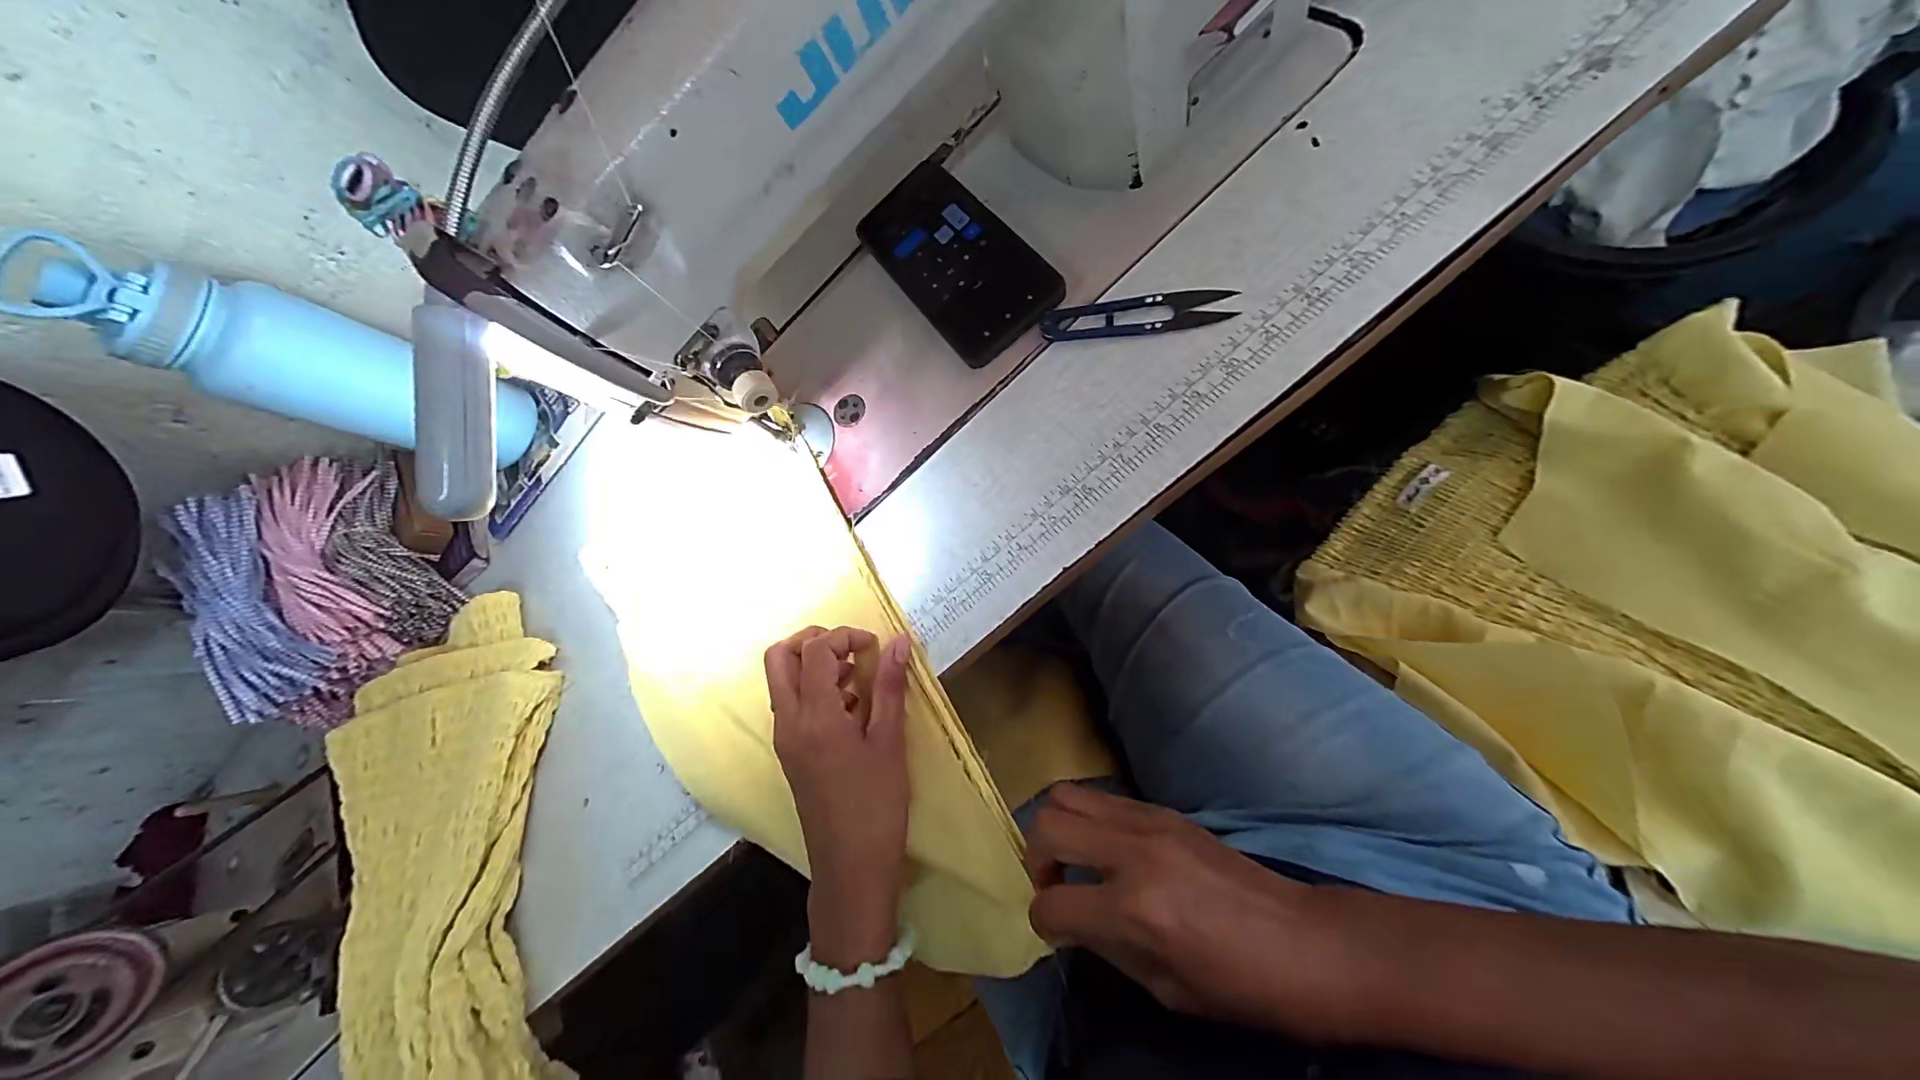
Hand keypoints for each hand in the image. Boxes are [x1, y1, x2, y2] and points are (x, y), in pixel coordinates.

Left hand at [766, 627, 912, 968]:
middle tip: (852, 649)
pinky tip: (852, 708)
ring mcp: (784, 739)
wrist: (850, 867)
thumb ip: (889, 687)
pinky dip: (814, 690)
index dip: (844, 635)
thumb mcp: (889, 742)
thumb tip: (897, 643)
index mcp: (814, 716)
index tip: (874, 644)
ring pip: (782, 680)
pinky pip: (792, 705)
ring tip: (858, 678)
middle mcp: (789, 721)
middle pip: (780, 656)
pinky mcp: (790, 753)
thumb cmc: (877, 805)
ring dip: (813, 665)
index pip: (814, 650)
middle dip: (814, 639)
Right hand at [1026, 784, 1353, 1035]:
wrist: (1304, 944)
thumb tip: (1068, 921)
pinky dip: (1091, 819)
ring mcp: (1150, 822)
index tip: (1055, 929)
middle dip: (1036, 859)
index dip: (1042, 922)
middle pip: (1047, 825)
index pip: (1051, 904)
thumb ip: (1104, 946)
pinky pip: (1105, 798)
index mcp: (1132, 909)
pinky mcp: (1166, 810)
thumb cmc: (1238, 985)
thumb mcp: (1162, 987)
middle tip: (1056, 884)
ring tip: (1076, 859)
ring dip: (1059, 828)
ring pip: (1068, 794)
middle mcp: (1133, 852)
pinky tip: (1110, 849)